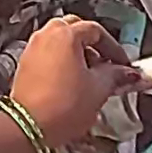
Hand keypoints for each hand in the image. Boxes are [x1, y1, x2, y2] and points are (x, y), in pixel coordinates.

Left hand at [9, 15, 141, 144]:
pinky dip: (62, 60)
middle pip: (74, 28)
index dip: (113, 46)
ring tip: (91, 75)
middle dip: (93, 44)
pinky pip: (48, 52)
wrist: (31, 124)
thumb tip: (125, 72)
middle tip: (107, 64)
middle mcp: (45, 36)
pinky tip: (72, 80)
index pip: (95, 29)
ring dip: (77, 51)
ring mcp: (33, 48)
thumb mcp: (98, 89)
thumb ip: (115, 75)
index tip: (123, 63)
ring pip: (59, 39)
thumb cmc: (61, 106)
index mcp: (64, 35)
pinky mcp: (26, 62)